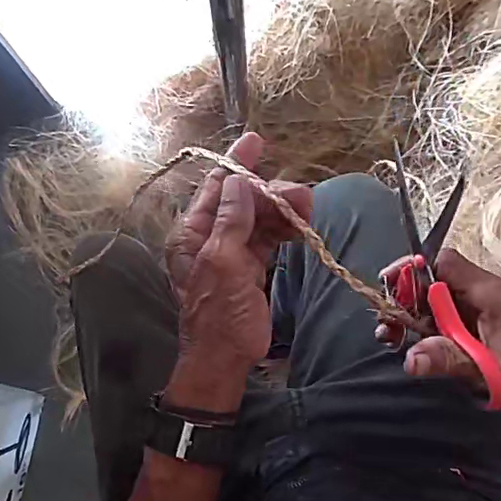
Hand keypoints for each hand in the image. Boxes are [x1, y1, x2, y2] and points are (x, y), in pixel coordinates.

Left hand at [163, 133, 311, 410]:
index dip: (236, 163)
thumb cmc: (218, 315)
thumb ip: (231, 221)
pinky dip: (284, 231)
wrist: (224, 360)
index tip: (256, 140)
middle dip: (270, 193)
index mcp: (192, 234)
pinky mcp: (248, 268)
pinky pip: (267, 239)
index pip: (215, 188)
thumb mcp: (223, 264)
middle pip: (241, 201)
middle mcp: (208, 238)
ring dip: (282, 211)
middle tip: (301, 195)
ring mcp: (229, 253)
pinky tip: (302, 227)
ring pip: (258, 219)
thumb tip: (238, 180)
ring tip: (308, 208)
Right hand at [376, 246, 500, 457]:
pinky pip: (444, 312)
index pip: (445, 262)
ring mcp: (483, 307)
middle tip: (387, 322)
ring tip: (393, 336)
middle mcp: (487, 293)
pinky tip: (412, 342)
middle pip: (434, 279)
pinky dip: (423, 323)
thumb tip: (410, 360)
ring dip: (410, 313)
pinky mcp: (479, 322)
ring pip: (435, 297)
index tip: (389, 291)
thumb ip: (446, 359)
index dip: (412, 272)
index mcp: (492, 294)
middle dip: (405, 297)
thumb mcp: (485, 371)